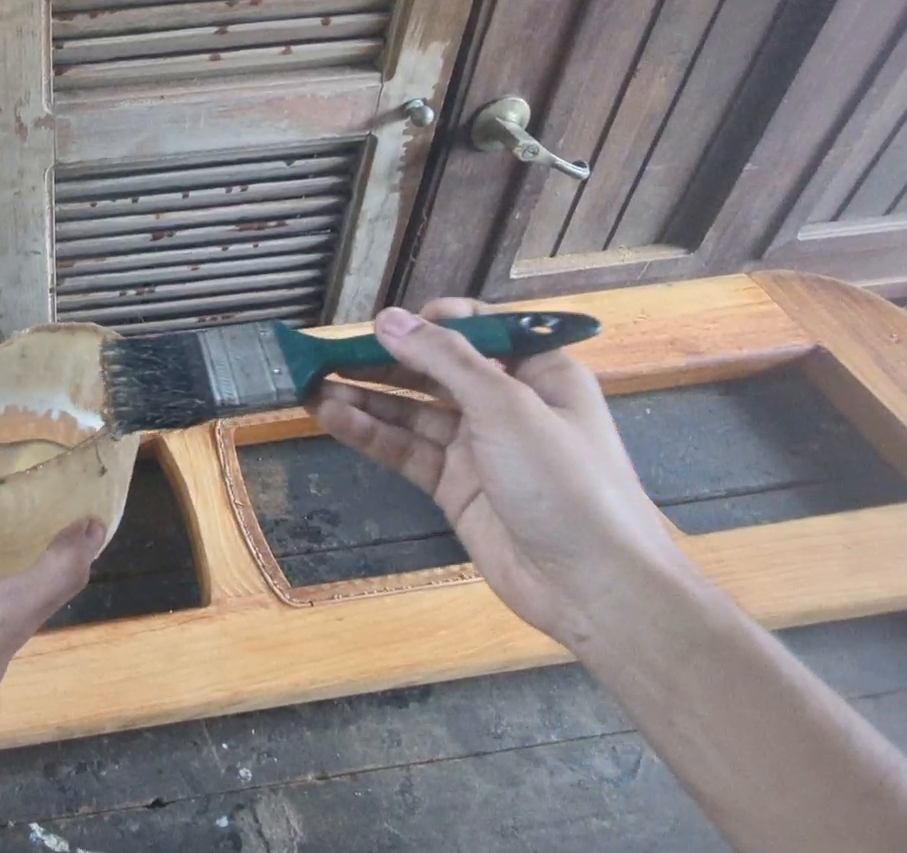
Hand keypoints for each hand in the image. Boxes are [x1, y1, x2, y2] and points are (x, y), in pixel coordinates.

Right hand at [305, 299, 688, 647]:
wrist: (593, 587)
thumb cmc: (565, 482)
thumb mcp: (506, 406)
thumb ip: (443, 359)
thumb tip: (387, 319)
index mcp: (537, 373)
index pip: (478, 330)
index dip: (430, 322)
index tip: (386, 326)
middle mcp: (504, 404)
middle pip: (433, 370)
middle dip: (382, 362)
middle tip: (327, 355)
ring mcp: (476, 447)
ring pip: (410, 411)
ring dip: (364, 397)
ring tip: (312, 386)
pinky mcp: (452, 485)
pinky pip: (404, 449)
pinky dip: (369, 433)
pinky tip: (332, 418)